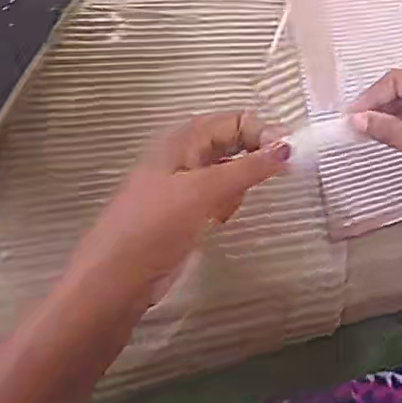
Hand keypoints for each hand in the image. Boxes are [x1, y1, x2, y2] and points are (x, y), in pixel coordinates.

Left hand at [77, 112, 289, 291]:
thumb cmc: (155, 227)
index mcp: (184, 139)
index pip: (236, 120)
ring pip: (229, 171)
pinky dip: (226, 204)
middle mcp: (185, 154)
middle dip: (253, 159)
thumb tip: (288, 146)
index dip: (264, 133)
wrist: (113, 282)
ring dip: (239, 185)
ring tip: (228, 206)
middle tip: (270, 179)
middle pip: (234, 143)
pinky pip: (219, 195)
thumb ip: (249, 167)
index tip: (288, 155)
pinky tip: (219, 220)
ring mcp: (184, 183)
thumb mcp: (205, 191)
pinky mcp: (185, 210)